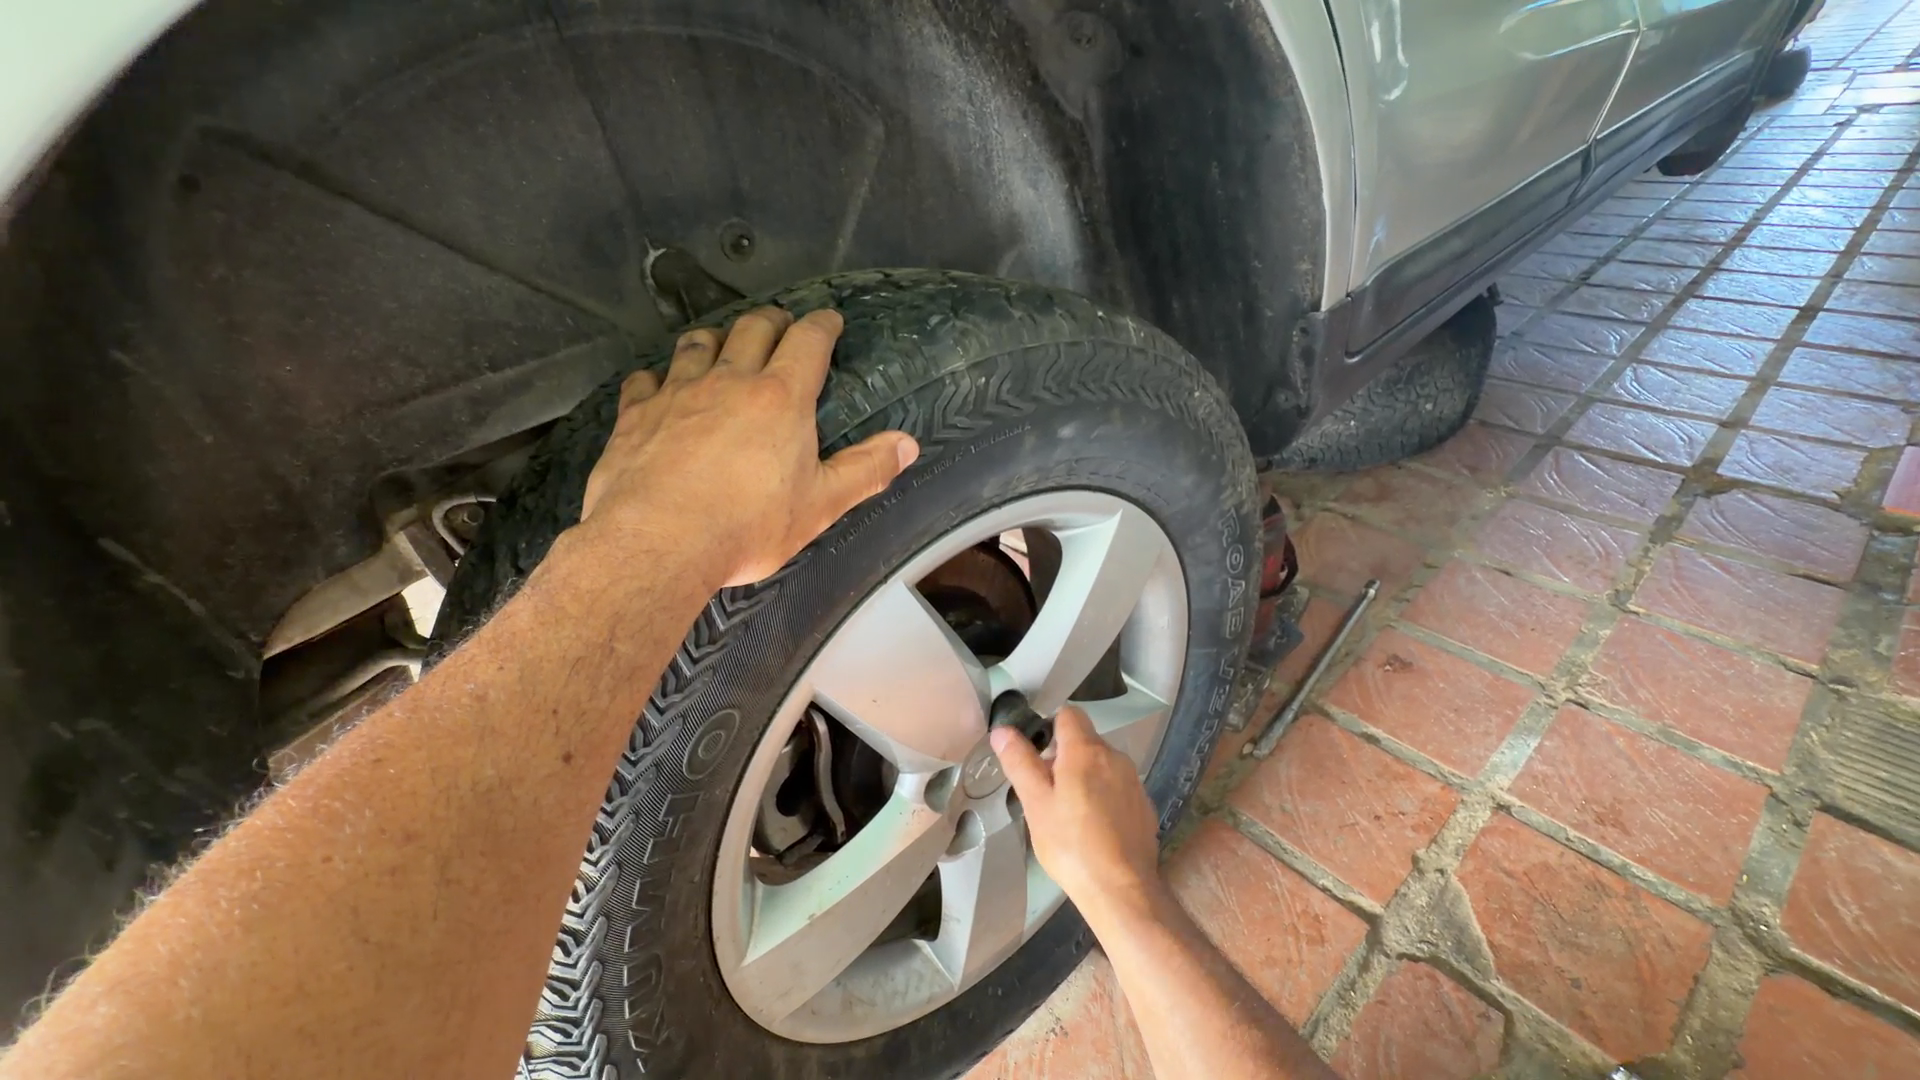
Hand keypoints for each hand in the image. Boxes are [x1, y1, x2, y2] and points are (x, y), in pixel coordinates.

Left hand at [579, 307, 918, 586]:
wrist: (659, 542)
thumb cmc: (749, 525)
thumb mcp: (821, 505)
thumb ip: (866, 470)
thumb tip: (908, 444)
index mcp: (781, 399)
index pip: (807, 342)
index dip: (822, 325)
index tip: (830, 319)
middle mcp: (729, 381)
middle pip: (752, 328)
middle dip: (772, 320)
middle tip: (781, 325)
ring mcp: (677, 393)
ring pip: (698, 344)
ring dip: (716, 338)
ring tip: (723, 345)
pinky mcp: (636, 415)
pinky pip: (645, 379)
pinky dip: (657, 376)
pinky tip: (658, 386)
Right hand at [991, 707, 1162, 915]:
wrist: (1122, 890)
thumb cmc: (1070, 844)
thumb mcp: (1035, 803)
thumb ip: (1020, 762)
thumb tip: (1003, 730)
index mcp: (1086, 750)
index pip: (1068, 714)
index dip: (1049, 726)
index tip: (1035, 753)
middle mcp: (1115, 756)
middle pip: (1084, 740)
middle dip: (1063, 756)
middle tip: (1045, 792)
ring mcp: (1133, 781)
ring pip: (1101, 764)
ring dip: (1084, 777)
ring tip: (1068, 814)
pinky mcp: (1144, 804)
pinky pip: (1117, 787)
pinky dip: (1103, 796)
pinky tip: (1094, 828)